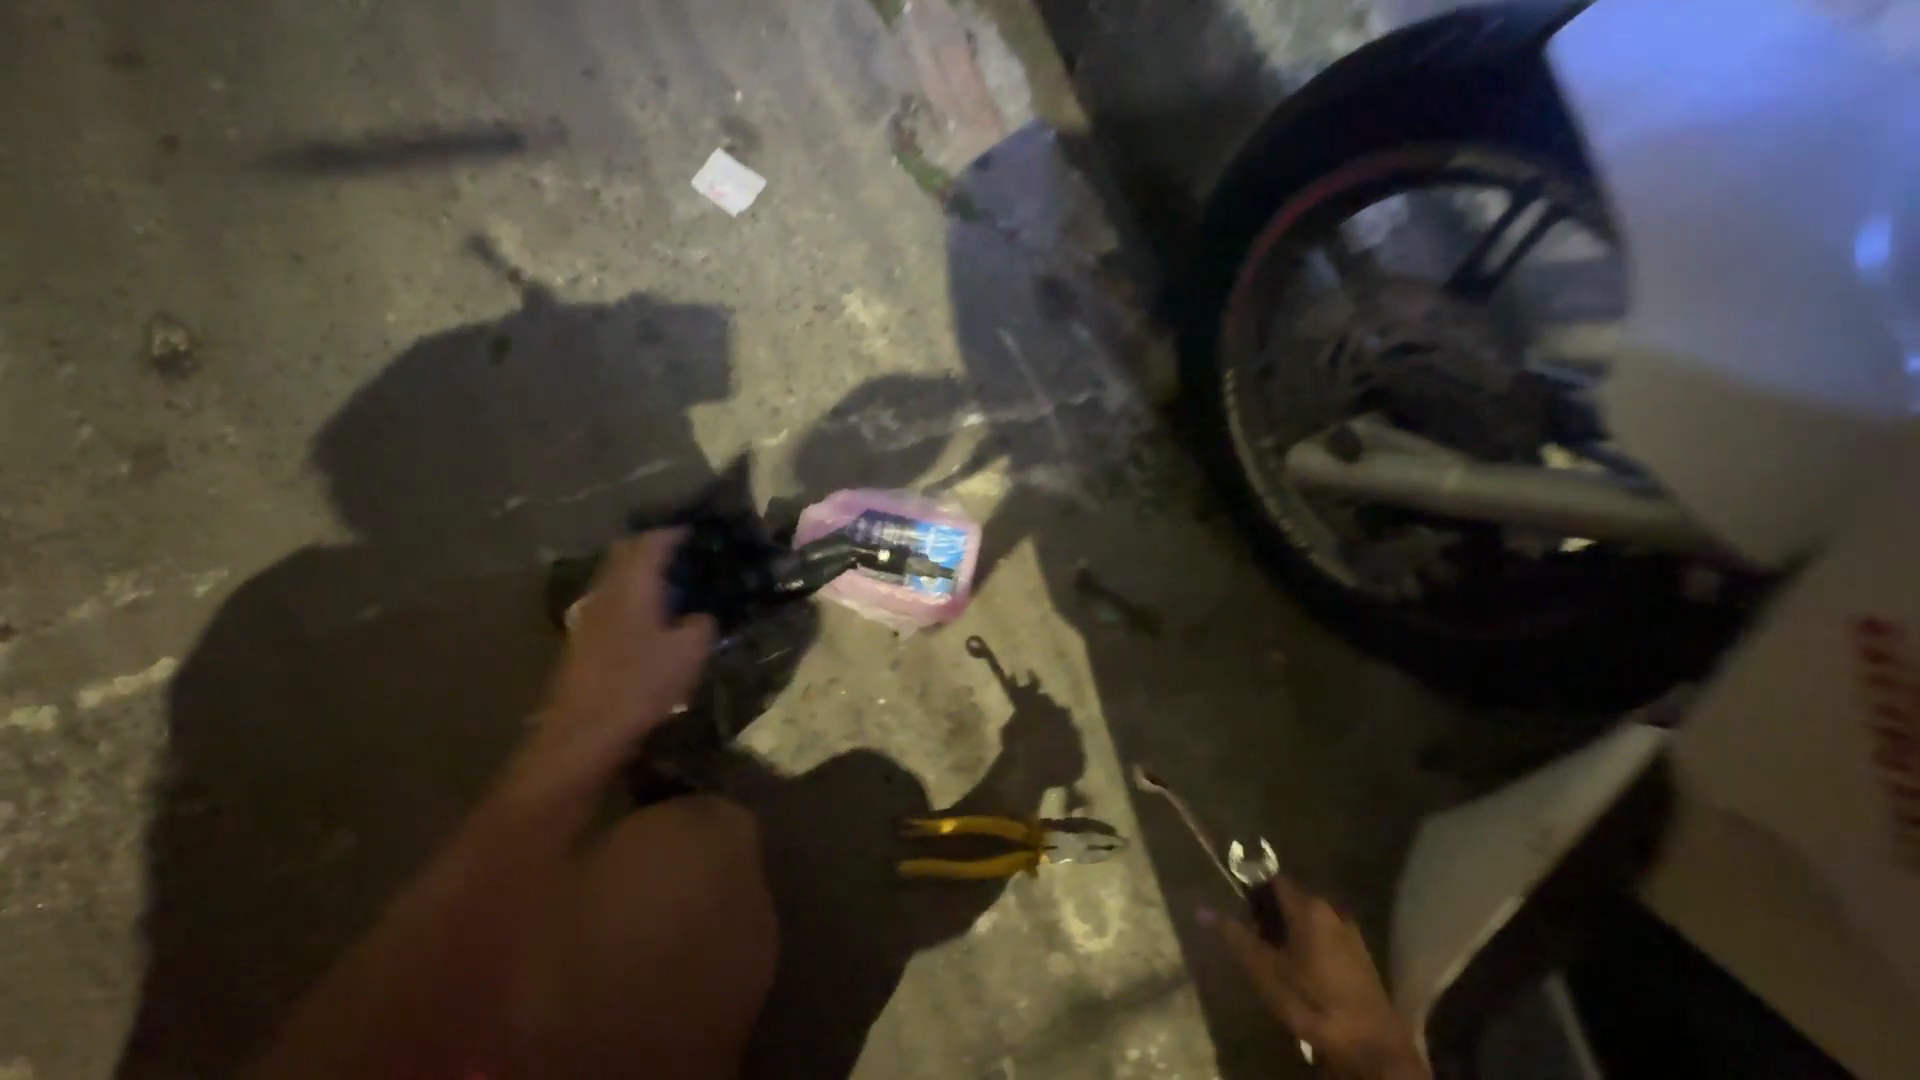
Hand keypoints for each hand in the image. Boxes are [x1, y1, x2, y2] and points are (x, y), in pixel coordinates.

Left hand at [529, 531, 717, 779]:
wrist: (584, 732)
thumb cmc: (641, 685)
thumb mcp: (690, 653)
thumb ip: (702, 625)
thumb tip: (701, 616)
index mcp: (633, 584)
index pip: (652, 541)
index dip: (675, 534)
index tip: (697, 534)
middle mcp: (606, 590)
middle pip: (625, 553)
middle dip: (653, 547)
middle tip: (684, 556)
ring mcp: (589, 614)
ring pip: (615, 578)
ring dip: (640, 574)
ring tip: (672, 586)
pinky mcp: (583, 639)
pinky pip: (611, 602)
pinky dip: (632, 598)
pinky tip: (650, 619)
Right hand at [1206, 879, 1428, 1079]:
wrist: (1370, 1044)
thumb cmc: (1311, 1002)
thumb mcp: (1264, 971)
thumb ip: (1235, 936)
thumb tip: (1202, 910)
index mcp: (1307, 908)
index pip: (1273, 881)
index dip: (1252, 892)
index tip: (1240, 915)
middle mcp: (1331, 909)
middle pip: (1292, 898)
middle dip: (1270, 914)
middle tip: (1255, 942)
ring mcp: (1349, 931)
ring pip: (1310, 918)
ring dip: (1290, 930)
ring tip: (1276, 960)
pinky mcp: (1360, 953)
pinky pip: (1326, 934)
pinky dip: (1309, 943)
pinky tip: (1303, 972)